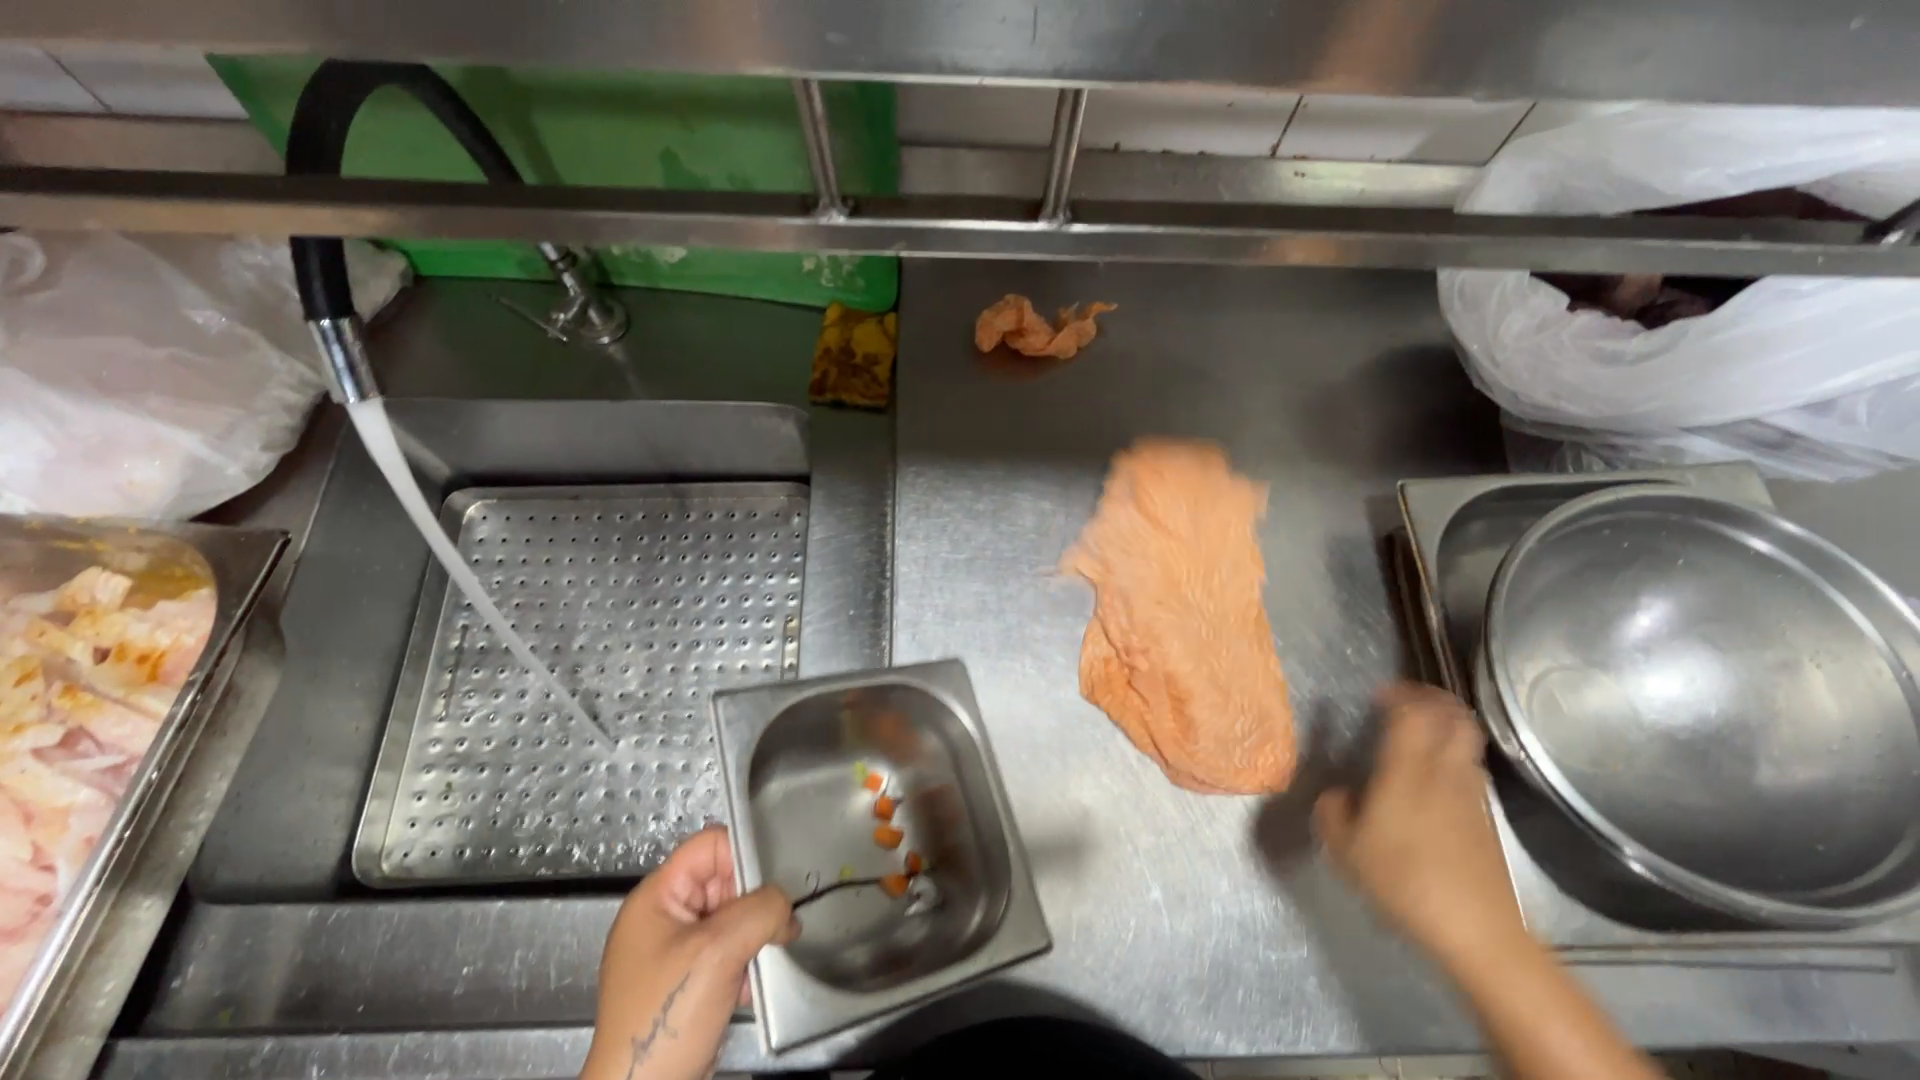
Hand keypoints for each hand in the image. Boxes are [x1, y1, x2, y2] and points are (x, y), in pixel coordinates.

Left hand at [579, 827, 795, 1079]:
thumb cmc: (664, 1019)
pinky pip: (730, 951)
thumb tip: (785, 904)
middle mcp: (664, 918)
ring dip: (755, 937)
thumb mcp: (717, 950)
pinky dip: (747, 963)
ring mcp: (676, 951)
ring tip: (760, 961)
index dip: (744, 856)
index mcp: (657, 897)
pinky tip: (749, 985)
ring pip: (733, 918)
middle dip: (755, 904)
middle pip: (726, 881)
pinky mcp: (690, 980)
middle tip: (773, 929)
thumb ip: (759, 910)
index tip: (769, 887)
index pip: (711, 846)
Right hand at [1314, 683, 1525, 964]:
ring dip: (1448, 727)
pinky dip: (1455, 758)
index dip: (1399, 695)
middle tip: (1408, 702)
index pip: (1412, 713)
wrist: (1474, 927)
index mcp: (1407, 771)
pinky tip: (1436, 781)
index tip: (1381, 694)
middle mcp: (1444, 772)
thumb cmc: (1402, 881)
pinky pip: (1471, 769)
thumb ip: (1333, 813)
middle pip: (1453, 717)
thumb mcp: (1346, 850)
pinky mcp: (1487, 818)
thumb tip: (1336, 795)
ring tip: (1423, 735)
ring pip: (1467, 742)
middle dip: (1433, 701)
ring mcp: (1472, 794)